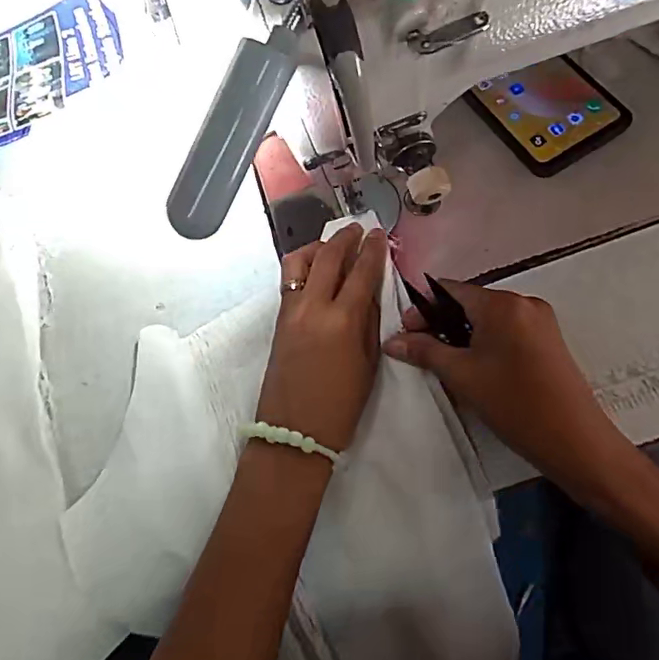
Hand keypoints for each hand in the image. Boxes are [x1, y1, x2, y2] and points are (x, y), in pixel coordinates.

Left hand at [256, 225, 389, 452]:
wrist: (294, 431)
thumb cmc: (341, 404)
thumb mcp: (369, 363)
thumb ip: (371, 321)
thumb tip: (373, 291)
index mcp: (343, 321)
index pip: (361, 272)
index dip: (373, 249)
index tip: (379, 234)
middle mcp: (314, 307)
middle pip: (328, 257)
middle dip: (346, 238)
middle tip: (359, 229)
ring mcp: (291, 310)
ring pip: (301, 261)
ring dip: (319, 246)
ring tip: (333, 245)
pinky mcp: (279, 318)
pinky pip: (290, 278)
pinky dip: (305, 264)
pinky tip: (317, 269)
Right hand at [384, 282, 634, 499]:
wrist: (574, 440)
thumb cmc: (513, 403)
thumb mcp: (461, 376)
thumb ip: (425, 351)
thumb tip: (393, 340)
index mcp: (502, 303)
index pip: (451, 289)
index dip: (423, 308)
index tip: (406, 330)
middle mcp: (524, 303)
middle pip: (471, 302)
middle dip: (443, 322)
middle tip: (420, 349)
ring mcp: (541, 321)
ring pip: (490, 319)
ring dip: (464, 334)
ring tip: (446, 362)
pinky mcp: (550, 341)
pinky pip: (509, 331)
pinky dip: (487, 342)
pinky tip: (476, 368)